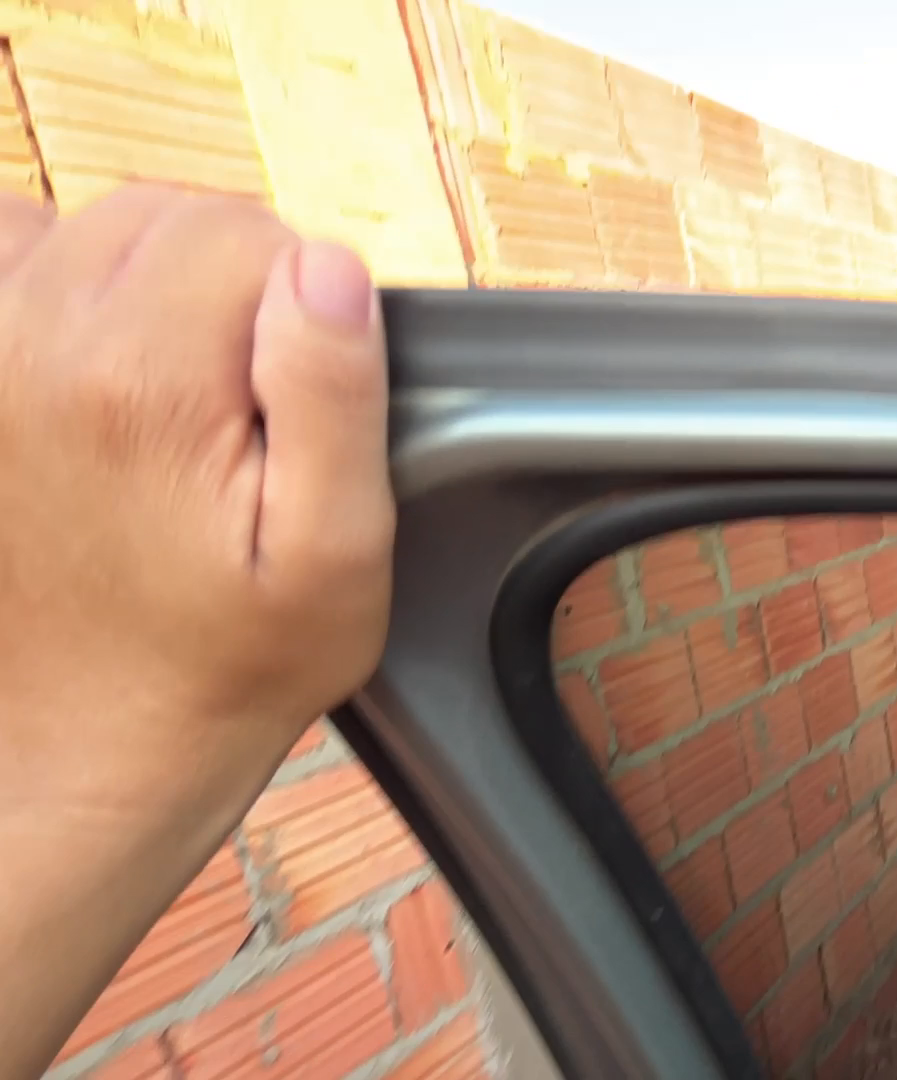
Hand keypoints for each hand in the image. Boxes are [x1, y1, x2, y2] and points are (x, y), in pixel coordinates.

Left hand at [0, 184, 392, 1073]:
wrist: (101, 731)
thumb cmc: (250, 646)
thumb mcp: (341, 542)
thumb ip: (334, 398)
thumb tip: (332, 271)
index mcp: (147, 385)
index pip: (251, 236)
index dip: (323, 294)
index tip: (335, 382)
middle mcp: (33, 349)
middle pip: (173, 216)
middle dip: (257, 274)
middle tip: (289, 386)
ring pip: (95, 221)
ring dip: (181, 272)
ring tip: (221, 373)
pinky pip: (12, 254)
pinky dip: (83, 273)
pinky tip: (130, 351)